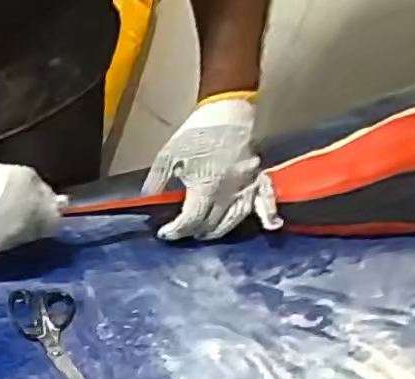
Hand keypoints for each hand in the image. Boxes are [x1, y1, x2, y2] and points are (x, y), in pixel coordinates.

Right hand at [0, 162, 64, 259]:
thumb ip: (44, 196)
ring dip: (9, 233)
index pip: (53, 225)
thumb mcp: (30, 180)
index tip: (46, 210)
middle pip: (32, 235)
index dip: (50, 216)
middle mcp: (23, 238)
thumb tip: (56, 204)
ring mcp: (1, 247)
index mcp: (39, 219)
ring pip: (11, 243)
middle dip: (29, 225)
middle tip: (18, 212)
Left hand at [143, 94, 272, 240]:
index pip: (191, 220)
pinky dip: (259, 213)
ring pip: (236, 216)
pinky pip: (260, 199)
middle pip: (213, 223)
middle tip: (181, 233)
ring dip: (220, 229)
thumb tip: (148, 201)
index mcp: (207, 185)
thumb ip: (156, 183)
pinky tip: (266, 224)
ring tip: (203, 233)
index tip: (164, 232)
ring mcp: (246, 180)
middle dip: (194, 232)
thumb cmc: (195, 134)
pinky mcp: (256, 173)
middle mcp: (230, 187)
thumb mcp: (166, 159)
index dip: (175, 231)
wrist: (227, 109)